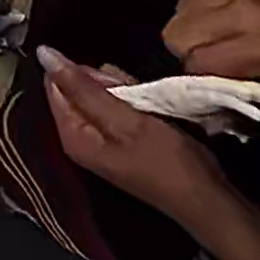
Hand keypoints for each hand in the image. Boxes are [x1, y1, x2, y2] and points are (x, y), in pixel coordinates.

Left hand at [37, 45, 227, 223]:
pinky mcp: (123, 141)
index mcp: (70, 135)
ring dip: (120, 92)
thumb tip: (43, 53)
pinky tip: (149, 105)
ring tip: (145, 100)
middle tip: (130, 91)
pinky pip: (116, 111)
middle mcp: (79, 138)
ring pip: (99, 98)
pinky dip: (131, 104)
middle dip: (101, 83)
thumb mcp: (125, 121)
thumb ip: (82, 87)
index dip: (77, 74)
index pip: (54, 87)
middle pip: (75, 91)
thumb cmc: (169, 163)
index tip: (107, 79)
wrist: (216, 205)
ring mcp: (102, 141)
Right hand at [161, 0, 259, 114]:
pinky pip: (176, 11)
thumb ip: (256, 105)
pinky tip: (214, 29)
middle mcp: (238, 11)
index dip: (205, 80)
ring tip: (218, 48)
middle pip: (178, 41)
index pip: (202, 62)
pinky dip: (187, 24)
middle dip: (190, 59)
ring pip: (172, 27)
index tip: (219, 88)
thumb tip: (206, 110)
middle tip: (219, 68)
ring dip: (187, 43)